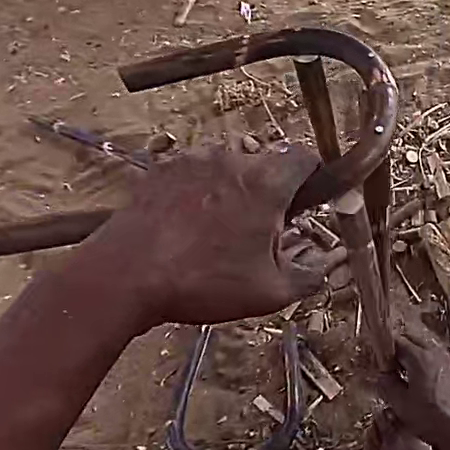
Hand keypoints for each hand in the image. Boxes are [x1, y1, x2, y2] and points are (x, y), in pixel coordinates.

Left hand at [83, 144, 330, 326]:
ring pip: (228, 167)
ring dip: (233, 190)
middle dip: (269, 191)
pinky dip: (201, 190)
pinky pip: (196, 172)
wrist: (125, 275)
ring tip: (216, 231)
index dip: (312, 178)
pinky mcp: (164, 167)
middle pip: (265, 163)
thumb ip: (309, 276)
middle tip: (258, 230)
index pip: (305, 157)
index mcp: (266, 182)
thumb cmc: (202, 282)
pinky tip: (188, 225)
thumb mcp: (268, 292)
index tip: (305, 202)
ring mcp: (194, 159)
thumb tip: (324, 266)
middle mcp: (232, 159)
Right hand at [377, 317, 449, 449]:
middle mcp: (434, 352)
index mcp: (419, 355)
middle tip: (384, 365)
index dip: (382, 349)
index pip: (395, 340)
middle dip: (395, 349)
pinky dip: (419, 362)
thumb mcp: (401, 404)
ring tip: (397, 374)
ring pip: (422, 348)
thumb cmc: (433, 418)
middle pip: (410, 339)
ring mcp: (446, 360)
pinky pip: (431, 358)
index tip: (373, 361)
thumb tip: (380, 375)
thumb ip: (387, 385)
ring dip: (408, 355)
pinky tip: (414, 381)